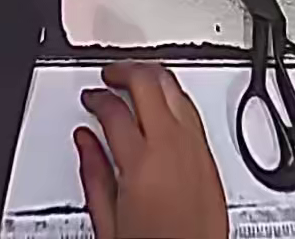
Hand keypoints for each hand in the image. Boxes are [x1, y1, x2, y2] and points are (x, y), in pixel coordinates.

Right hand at [74, 63, 228, 238]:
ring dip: (151, 75)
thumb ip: (94, 173)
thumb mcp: (109, 224)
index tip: (91, 98)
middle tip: (109, 76)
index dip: (96, 96)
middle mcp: (171, 146)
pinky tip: (161, 101)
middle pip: (147, 81)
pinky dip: (172, 94)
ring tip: (134, 79)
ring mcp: (194, 147)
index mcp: (141, 162)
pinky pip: (190, 107)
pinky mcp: (210, 155)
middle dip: (124, 70)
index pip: (113, 108)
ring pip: (173, 86)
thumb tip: (84, 138)